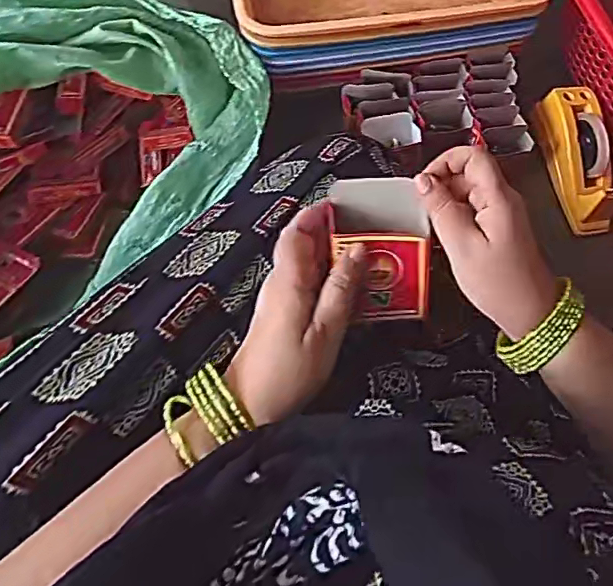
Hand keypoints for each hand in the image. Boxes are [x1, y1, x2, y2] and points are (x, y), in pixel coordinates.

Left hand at [225, 202, 364, 425]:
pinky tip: (350, 283)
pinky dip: (329, 271)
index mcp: (290, 280)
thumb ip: (342, 289)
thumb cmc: (286, 374)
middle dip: (334, 229)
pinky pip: (308, 278)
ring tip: (367, 251)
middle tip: (368, 226)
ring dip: (333, 250)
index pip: (297, 231)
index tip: (345, 203)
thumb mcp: (324, 333)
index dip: (318, 212)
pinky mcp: (283, 311)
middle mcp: (281, 281)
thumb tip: (359, 250)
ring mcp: (280, 296)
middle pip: (304, 241)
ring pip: (307, 260)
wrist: (245, 409)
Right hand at [416, 146, 559, 339]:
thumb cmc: (503, 285)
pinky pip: (474, 206)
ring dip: (448, 200)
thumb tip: (423, 181)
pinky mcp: (500, 224)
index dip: (445, 160)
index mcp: (498, 197)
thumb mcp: (461, 246)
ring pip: (469, 188)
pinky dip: (457, 214)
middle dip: (442, 182)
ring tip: (438, 225)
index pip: (473, 154)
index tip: (426, 180)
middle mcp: (504, 198)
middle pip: (469, 170)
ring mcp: (503, 211)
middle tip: (427, 207)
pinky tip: (450, 235)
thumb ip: (440, 209)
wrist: (531, 312)